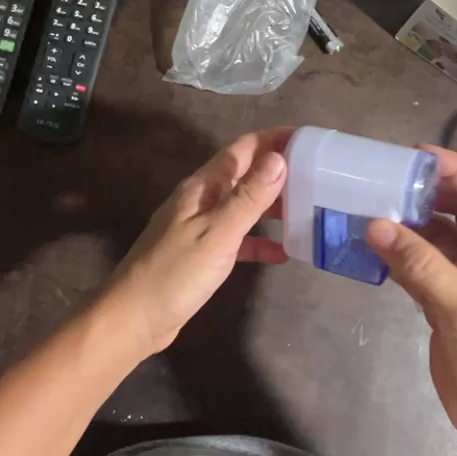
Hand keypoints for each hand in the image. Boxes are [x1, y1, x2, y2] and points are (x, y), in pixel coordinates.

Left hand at [95, 128, 292, 357]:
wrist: (135, 317)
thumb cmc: (174, 273)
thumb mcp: (217, 233)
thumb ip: (248, 198)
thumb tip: (278, 158)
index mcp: (203, 186)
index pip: (243, 149)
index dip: (274, 139)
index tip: (310, 138)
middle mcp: (202, 199)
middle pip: (246, 174)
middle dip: (280, 170)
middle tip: (321, 176)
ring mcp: (201, 226)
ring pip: (243, 206)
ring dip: (273, 205)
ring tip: (311, 209)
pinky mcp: (203, 253)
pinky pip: (238, 239)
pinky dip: (260, 242)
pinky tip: (284, 253)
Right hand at [365, 146, 456, 455]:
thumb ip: (419, 262)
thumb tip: (373, 223)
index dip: (455, 171)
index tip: (414, 154)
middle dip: (427, 194)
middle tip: (384, 177)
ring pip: (438, 240)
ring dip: (408, 225)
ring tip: (369, 205)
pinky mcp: (448, 305)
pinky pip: (422, 268)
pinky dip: (399, 255)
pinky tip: (371, 245)